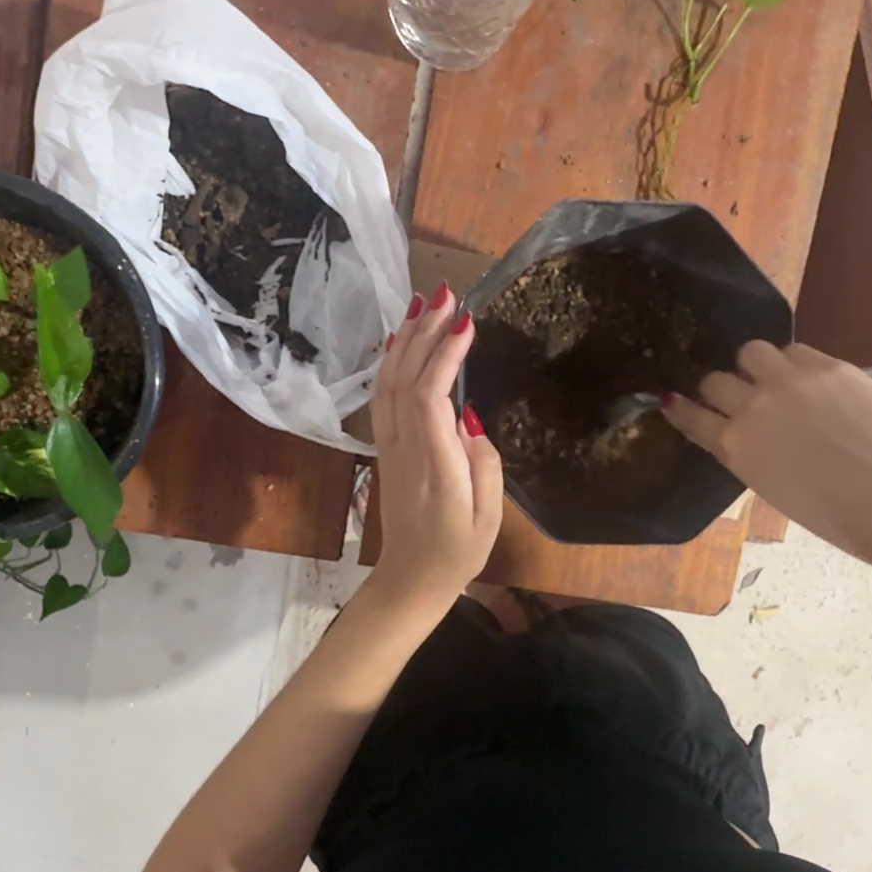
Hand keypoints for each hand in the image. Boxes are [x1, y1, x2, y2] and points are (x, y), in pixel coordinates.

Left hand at [369, 284, 503, 609]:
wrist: (411, 578)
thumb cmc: (458, 551)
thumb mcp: (488, 516)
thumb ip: (482, 461)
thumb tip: (468, 414)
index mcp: (435, 467)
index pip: (430, 397)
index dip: (444, 355)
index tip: (466, 321)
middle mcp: (404, 450)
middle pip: (405, 379)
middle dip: (424, 332)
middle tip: (445, 292)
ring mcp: (389, 449)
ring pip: (388, 384)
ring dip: (405, 340)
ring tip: (422, 303)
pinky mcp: (385, 450)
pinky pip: (382, 398)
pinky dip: (391, 365)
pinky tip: (402, 343)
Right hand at [662, 342, 871, 565]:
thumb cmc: (842, 516)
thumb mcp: (777, 491)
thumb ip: (753, 457)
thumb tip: (756, 438)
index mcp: (736, 449)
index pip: (691, 417)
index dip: (682, 409)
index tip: (675, 402)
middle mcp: (752, 409)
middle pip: (716, 381)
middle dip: (723, 389)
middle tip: (742, 397)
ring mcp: (789, 383)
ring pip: (751, 352)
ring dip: (756, 365)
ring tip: (777, 380)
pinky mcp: (828, 366)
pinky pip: (796, 350)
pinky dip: (795, 363)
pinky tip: (813, 381)